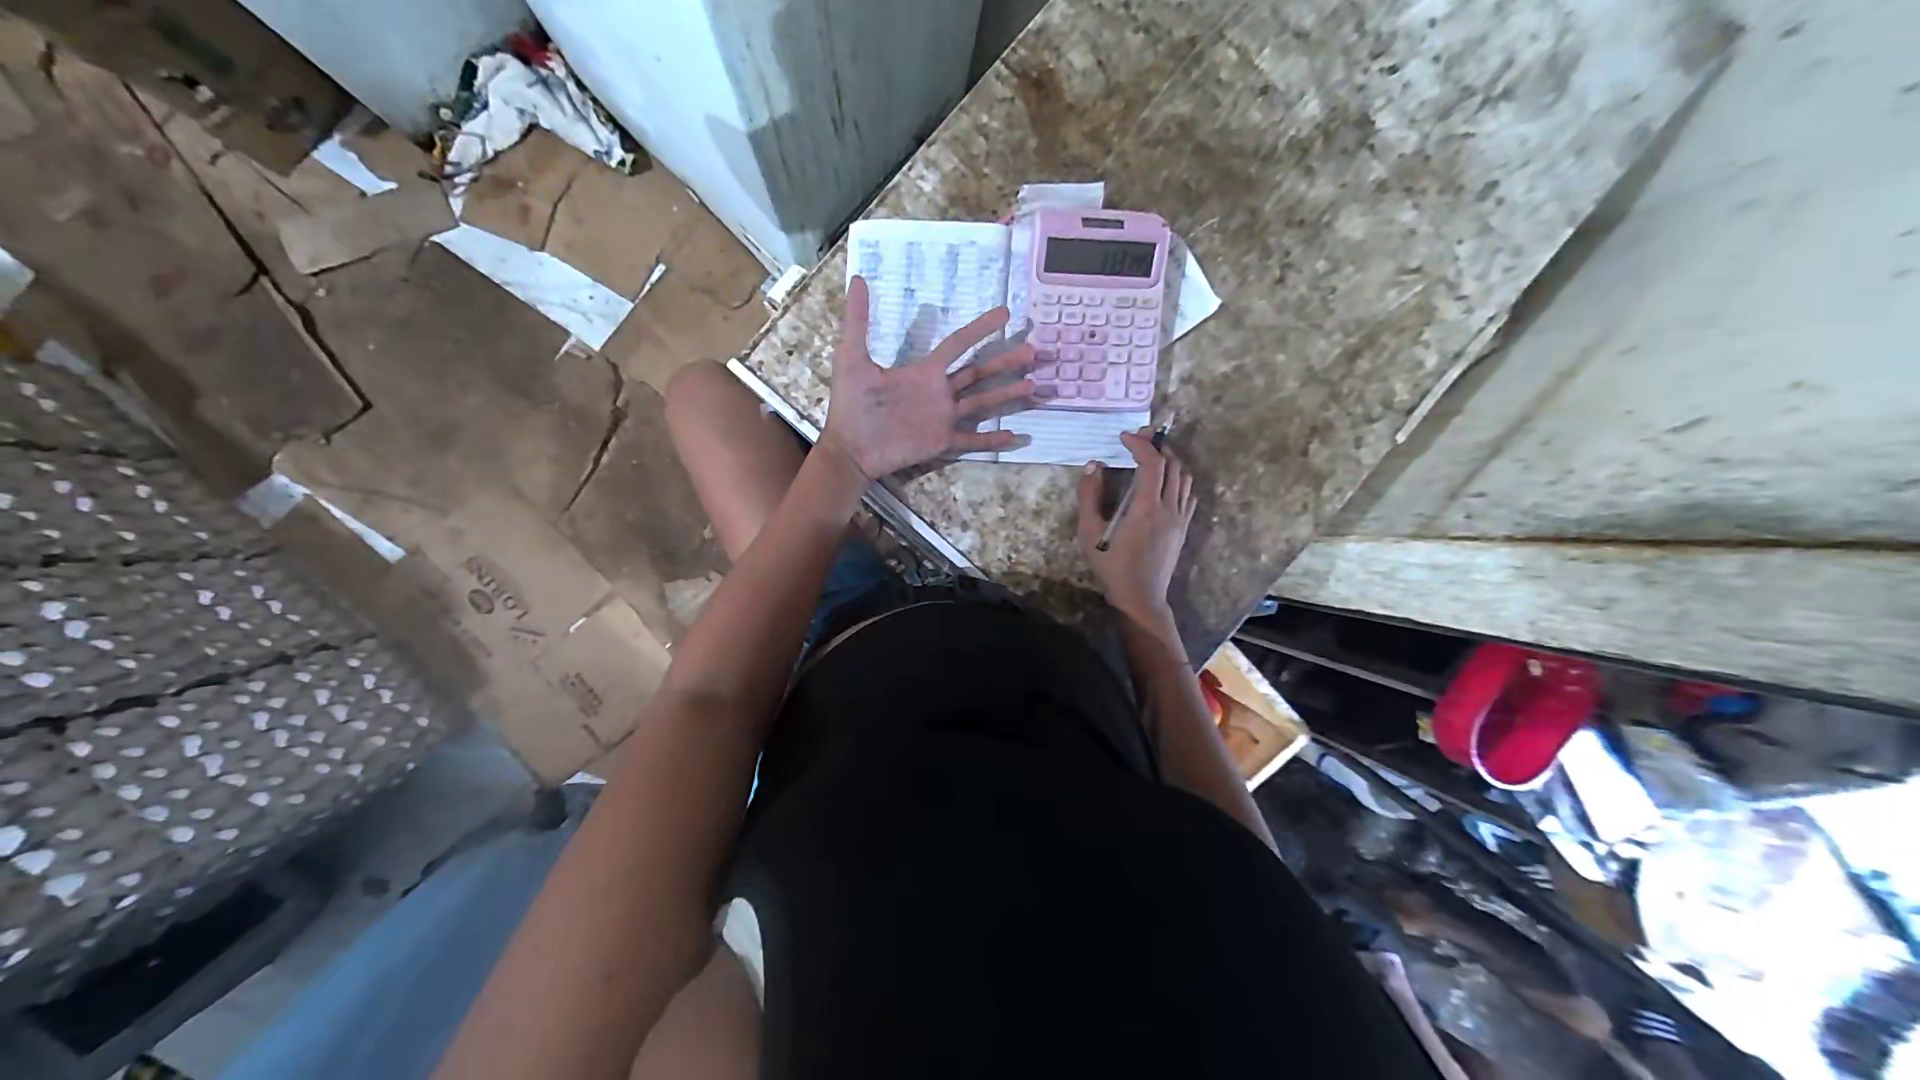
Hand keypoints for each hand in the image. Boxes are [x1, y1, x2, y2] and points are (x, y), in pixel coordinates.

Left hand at [821, 276, 1037, 478]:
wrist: (849, 447)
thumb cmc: (851, 404)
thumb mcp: (852, 357)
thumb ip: (858, 321)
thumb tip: (857, 279)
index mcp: (924, 372)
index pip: (958, 344)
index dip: (980, 328)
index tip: (1004, 313)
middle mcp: (939, 393)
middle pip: (979, 373)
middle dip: (1006, 362)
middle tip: (1034, 351)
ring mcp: (943, 418)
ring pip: (983, 403)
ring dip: (1008, 395)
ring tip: (1034, 386)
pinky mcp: (941, 442)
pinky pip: (972, 441)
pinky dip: (993, 440)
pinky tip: (1016, 436)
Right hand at [1076, 428, 1196, 624]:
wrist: (1140, 597)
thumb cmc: (1112, 567)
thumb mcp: (1089, 534)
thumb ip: (1089, 497)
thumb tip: (1092, 466)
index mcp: (1145, 508)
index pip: (1152, 463)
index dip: (1140, 444)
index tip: (1125, 436)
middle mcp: (1168, 509)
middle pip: (1172, 464)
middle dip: (1157, 445)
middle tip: (1139, 438)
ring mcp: (1180, 519)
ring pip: (1185, 477)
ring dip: (1170, 460)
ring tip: (1152, 455)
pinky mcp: (1184, 528)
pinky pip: (1188, 495)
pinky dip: (1179, 479)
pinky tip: (1165, 482)